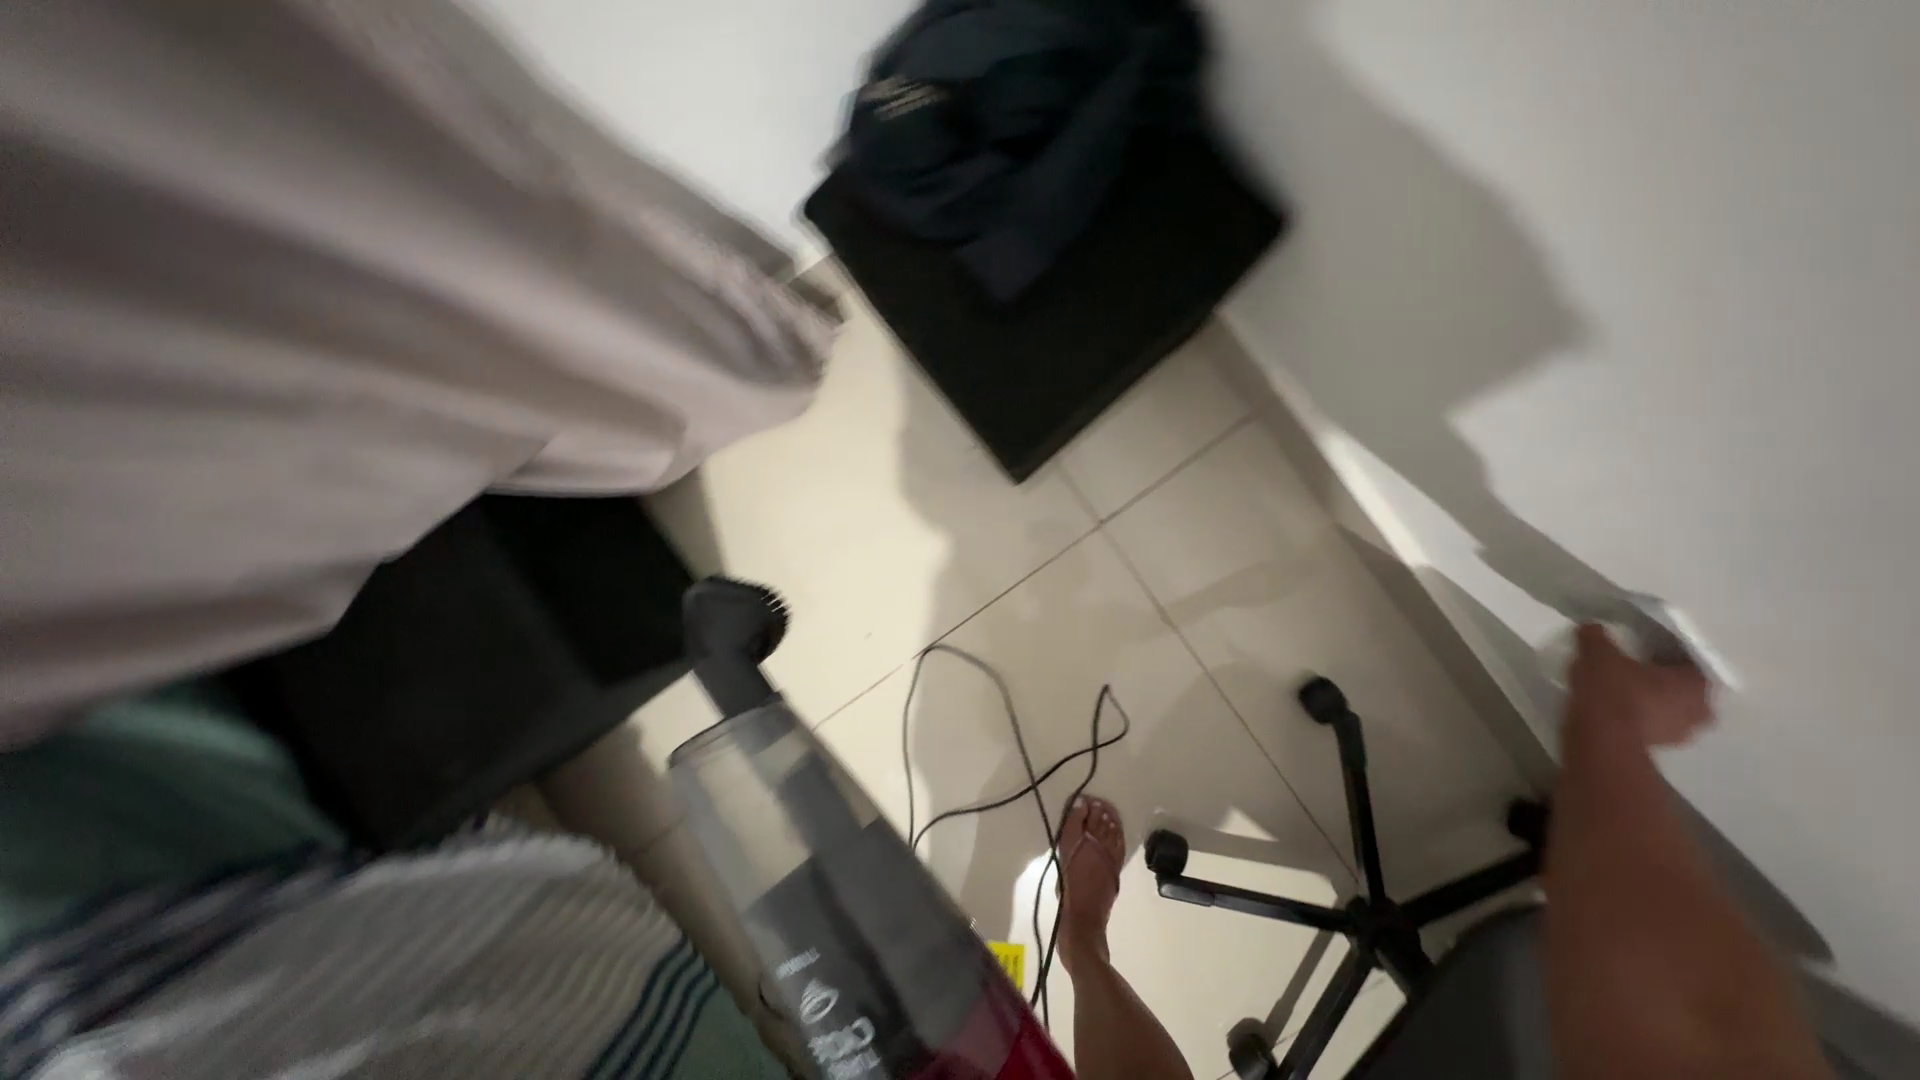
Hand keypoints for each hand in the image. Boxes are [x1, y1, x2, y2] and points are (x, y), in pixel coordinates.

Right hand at [1566, 623, 1713, 747]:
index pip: (1688, 659)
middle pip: (1683, 687)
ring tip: (1622, 691)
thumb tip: (1592, 627)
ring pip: (1670, 709)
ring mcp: (1683, 732)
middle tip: (1634, 670)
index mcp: (1697, 682)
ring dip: (1653, 701)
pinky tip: (1617, 710)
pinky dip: (1640, 718)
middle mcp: (1701, 709)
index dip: (1664, 651)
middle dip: (1662, 680)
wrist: (1601, 738)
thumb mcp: (1598, 654)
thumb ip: (1597, 638)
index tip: (1642, 647)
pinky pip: (1653, 725)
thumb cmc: (1612, 690)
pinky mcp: (1661, 748)